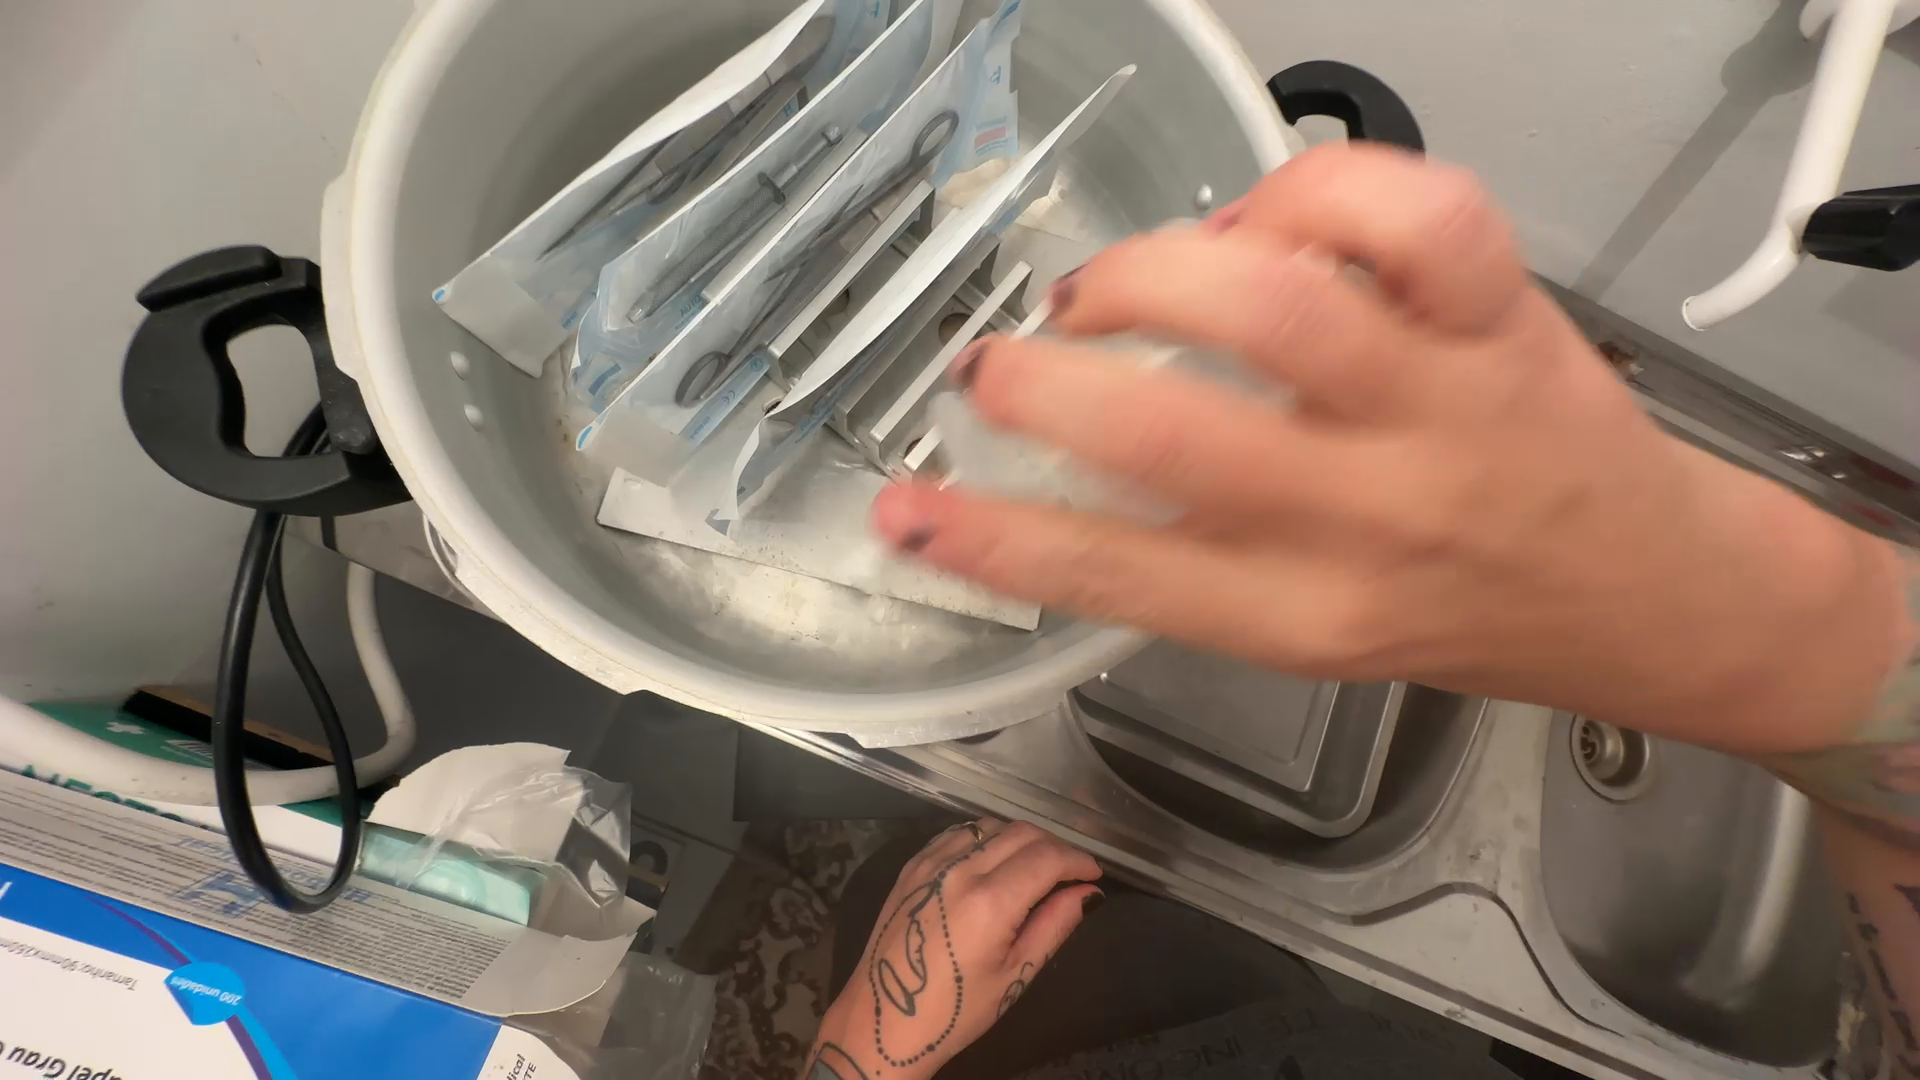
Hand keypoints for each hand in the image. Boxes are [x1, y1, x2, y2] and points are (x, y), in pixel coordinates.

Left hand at [806, 821, 1100, 1079]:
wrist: (883, 1019)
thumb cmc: (955, 1010)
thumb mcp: (1016, 976)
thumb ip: (1055, 925)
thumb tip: (1088, 892)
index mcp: (990, 902)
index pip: (1047, 857)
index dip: (1078, 860)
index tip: (1094, 874)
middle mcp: (961, 869)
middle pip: (1022, 832)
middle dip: (1055, 846)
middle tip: (1071, 870)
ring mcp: (933, 860)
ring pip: (991, 825)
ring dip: (1021, 837)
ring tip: (1036, 865)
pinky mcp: (914, 862)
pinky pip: (960, 832)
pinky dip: (986, 836)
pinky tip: (994, 858)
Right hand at [872, 143, 1908, 757]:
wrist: (1640, 595)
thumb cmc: (1448, 618)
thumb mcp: (1298, 631)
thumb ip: (1182, 565)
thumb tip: (1064, 470)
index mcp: (1298, 612)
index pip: (1112, 574)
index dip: (989, 541)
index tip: (904, 512)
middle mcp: (1364, 513)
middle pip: (1172, 432)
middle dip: (1044, 387)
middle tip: (990, 368)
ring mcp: (1441, 402)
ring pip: (1275, 302)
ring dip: (1150, 277)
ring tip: (1103, 292)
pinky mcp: (1506, 314)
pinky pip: (1409, 211)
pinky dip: (1303, 191)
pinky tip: (1257, 224)